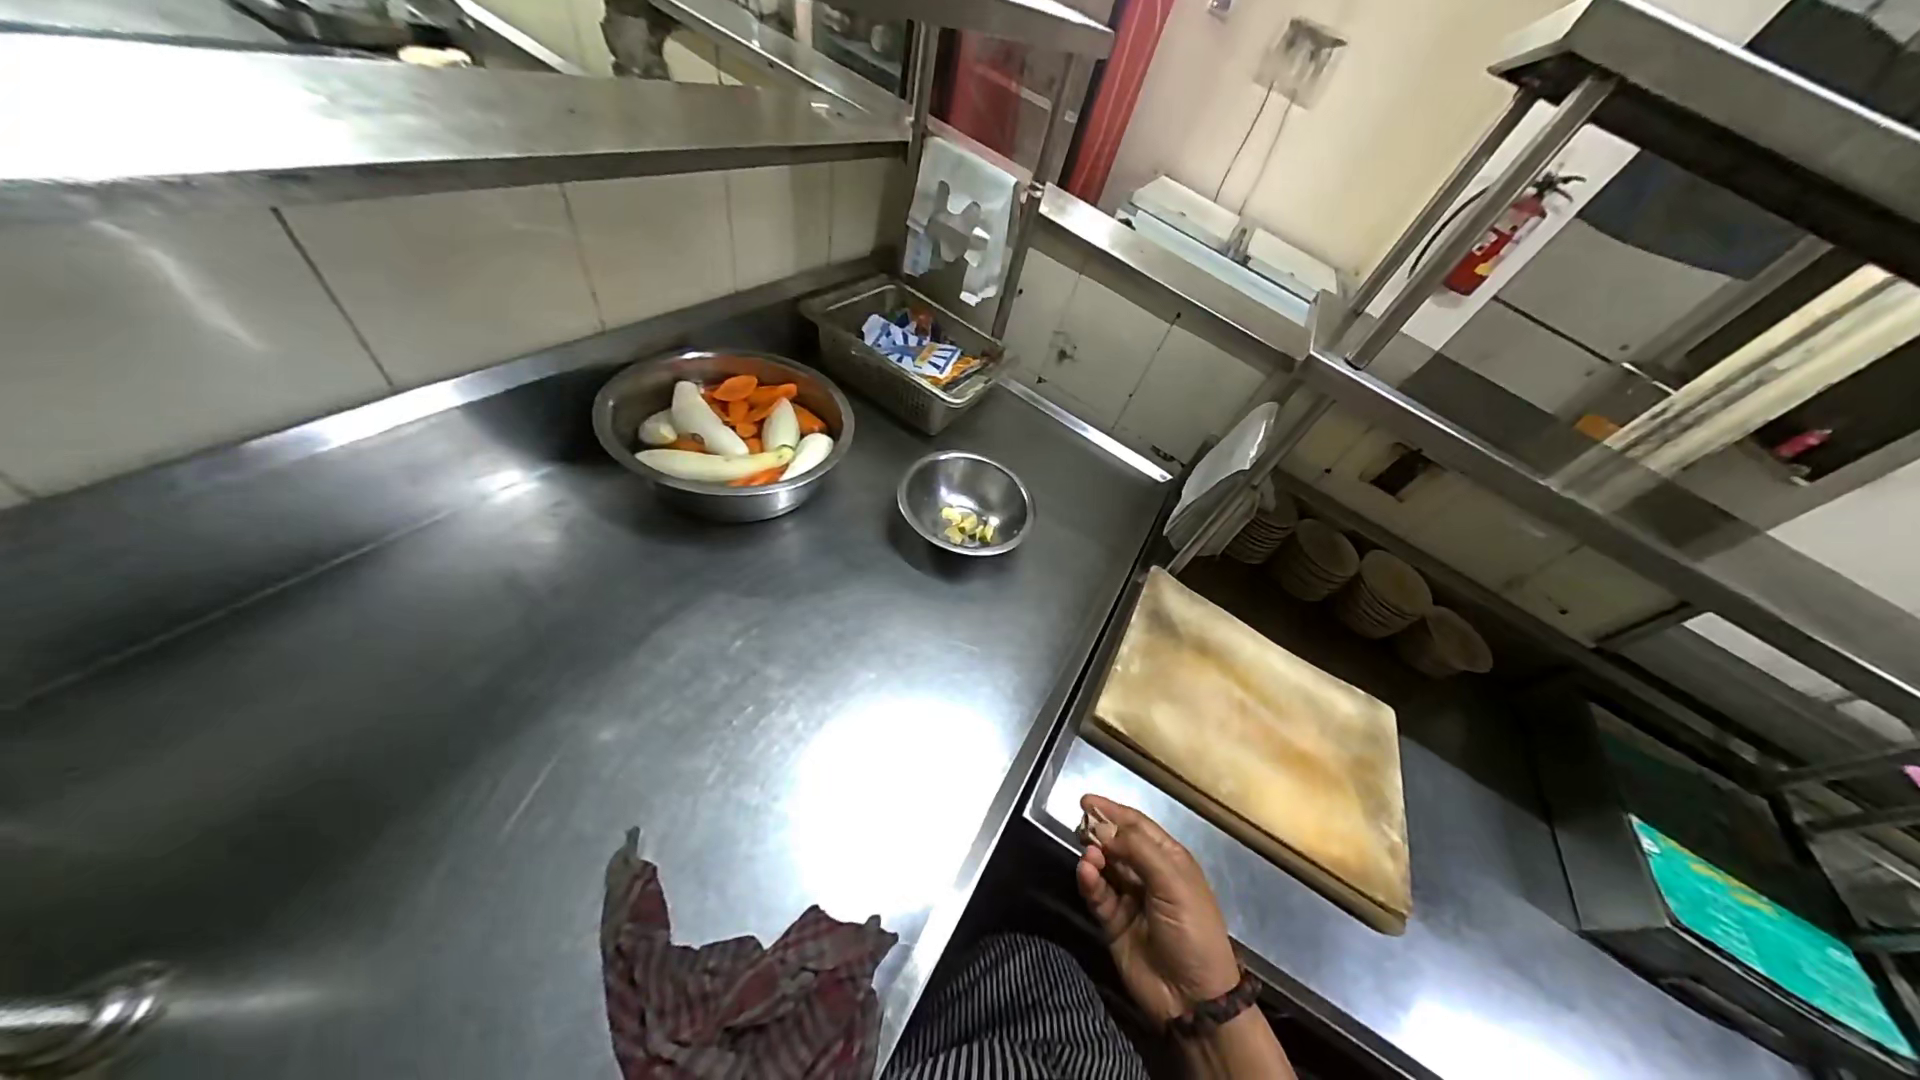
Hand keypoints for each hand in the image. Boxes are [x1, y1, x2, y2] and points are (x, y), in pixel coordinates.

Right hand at [1074, 794, 1241, 1025]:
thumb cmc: (1193, 931)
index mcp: (1170, 860)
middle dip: (1099, 832)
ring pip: (1103, 866)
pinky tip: (1086, 873)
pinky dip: (1089, 881)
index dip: (1113, 812)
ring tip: (1088, 855)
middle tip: (1080, 827)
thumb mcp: (1174, 883)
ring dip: (1094, 856)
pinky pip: (1097, 894)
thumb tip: (1103, 828)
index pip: (1137, 826)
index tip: (1086, 800)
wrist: (1194, 998)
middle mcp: (1148, 874)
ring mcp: (1129, 898)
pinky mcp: (1113, 922)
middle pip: (1116, 843)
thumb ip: (1137, 850)